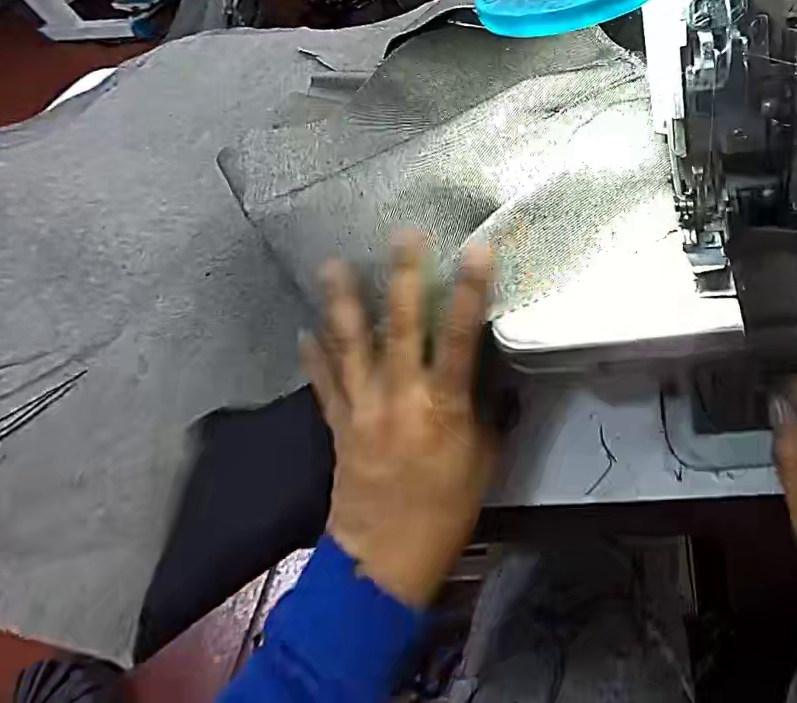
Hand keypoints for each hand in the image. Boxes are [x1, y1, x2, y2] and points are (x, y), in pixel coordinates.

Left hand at [304, 233, 497, 606]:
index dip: (470, 292)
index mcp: (443, 406)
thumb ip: (485, 407)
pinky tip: (305, 329)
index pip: (460, 338)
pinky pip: (324, 384)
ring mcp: (362, 410)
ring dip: (343, 303)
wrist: (383, 561)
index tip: (476, 251)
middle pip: (401, 328)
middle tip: (403, 234)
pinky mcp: (338, 426)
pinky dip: (314, 356)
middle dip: (404, 278)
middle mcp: (400, 398)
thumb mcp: (485, 456)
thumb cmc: (448, 506)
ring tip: (333, 264)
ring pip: (351, 347)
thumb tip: (491, 371)